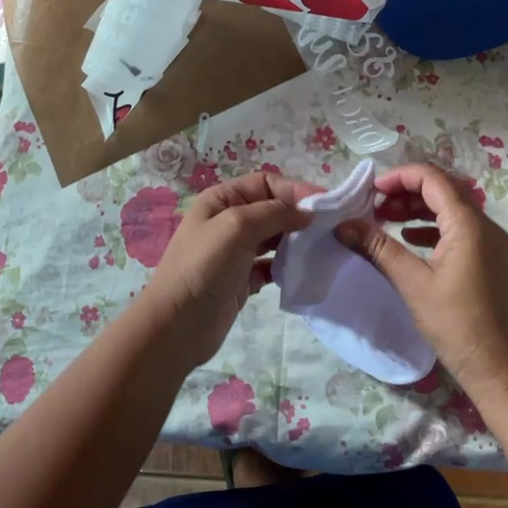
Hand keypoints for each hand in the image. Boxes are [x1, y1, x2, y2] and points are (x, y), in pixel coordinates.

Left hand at [139, 172, 318, 366]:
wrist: (178, 324)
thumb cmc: (204, 267)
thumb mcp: (237, 226)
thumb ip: (273, 213)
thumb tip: (307, 211)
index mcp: (221, 199)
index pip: (265, 183)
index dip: (295, 190)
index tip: (326, 204)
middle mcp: (228, 221)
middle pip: (271, 209)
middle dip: (299, 215)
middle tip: (330, 228)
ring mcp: (235, 252)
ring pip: (273, 237)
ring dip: (295, 241)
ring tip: (320, 248)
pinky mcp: (242, 280)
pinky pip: (270, 266)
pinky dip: (285, 266)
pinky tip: (299, 272)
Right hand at [334, 164, 507, 396]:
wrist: (501, 372)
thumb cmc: (457, 325)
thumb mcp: (412, 283)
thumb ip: (378, 247)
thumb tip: (344, 225)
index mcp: (469, 225)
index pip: (432, 179)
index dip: (398, 177)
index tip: (371, 191)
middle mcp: (486, 226)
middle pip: (443, 190)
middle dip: (406, 192)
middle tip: (375, 207)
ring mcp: (493, 244)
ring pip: (452, 209)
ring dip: (418, 209)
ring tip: (387, 220)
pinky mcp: (492, 260)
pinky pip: (460, 229)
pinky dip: (433, 227)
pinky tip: (410, 239)